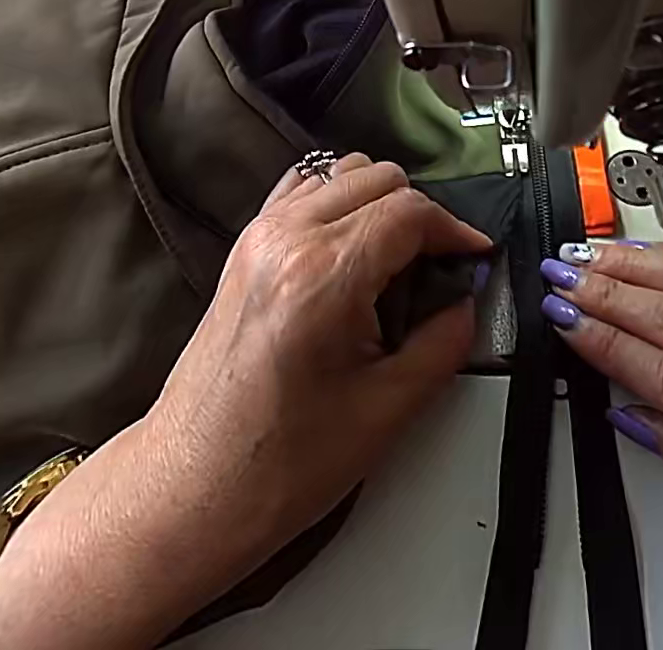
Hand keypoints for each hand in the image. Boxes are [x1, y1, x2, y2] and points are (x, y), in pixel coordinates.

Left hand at [143, 152, 490, 560]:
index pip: (411, 212)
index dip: (456, 229)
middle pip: (380, 177)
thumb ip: (446, 340)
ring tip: (397, 256)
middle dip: (422, 214)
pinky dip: (340, 199)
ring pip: (343, 172)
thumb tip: (466, 298)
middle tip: (437, 264)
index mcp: (324, 274)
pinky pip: (305, 187)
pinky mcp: (244, 246)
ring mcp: (259, 235)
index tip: (475, 255)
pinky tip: (352, 243)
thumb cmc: (283, 463)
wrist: (187, 490)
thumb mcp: (388, 409)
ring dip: (382, 202)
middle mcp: (286, 237)